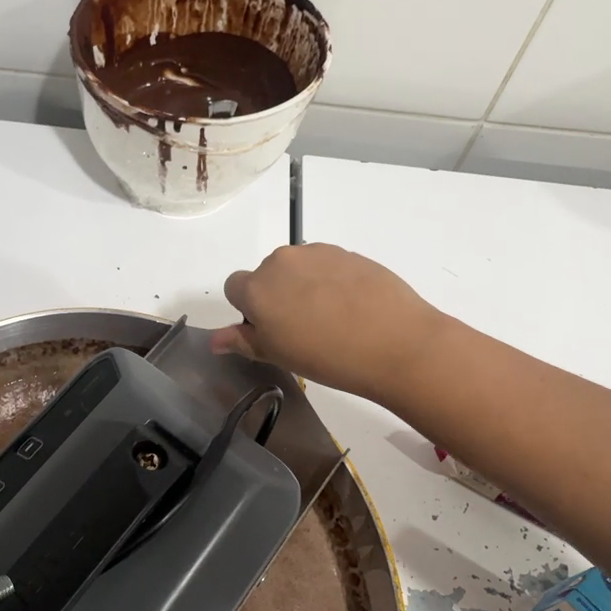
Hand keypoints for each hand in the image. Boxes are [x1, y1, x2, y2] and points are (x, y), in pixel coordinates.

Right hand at [212, 243, 450, 400]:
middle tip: (303, 328)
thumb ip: (243, 341)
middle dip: (278, 295)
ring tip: (332, 318)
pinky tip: (353, 307)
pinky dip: (332, 282)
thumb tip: (215, 340)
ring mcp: (316, 254)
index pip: (235, 287)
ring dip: (305, 286)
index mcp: (256, 288)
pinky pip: (328, 265)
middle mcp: (280, 262)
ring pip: (298, 268)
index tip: (272, 330)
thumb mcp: (279, 355)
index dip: (250, 309)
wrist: (396, 343)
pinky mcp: (347, 253)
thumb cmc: (327, 357)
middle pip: (267, 274)